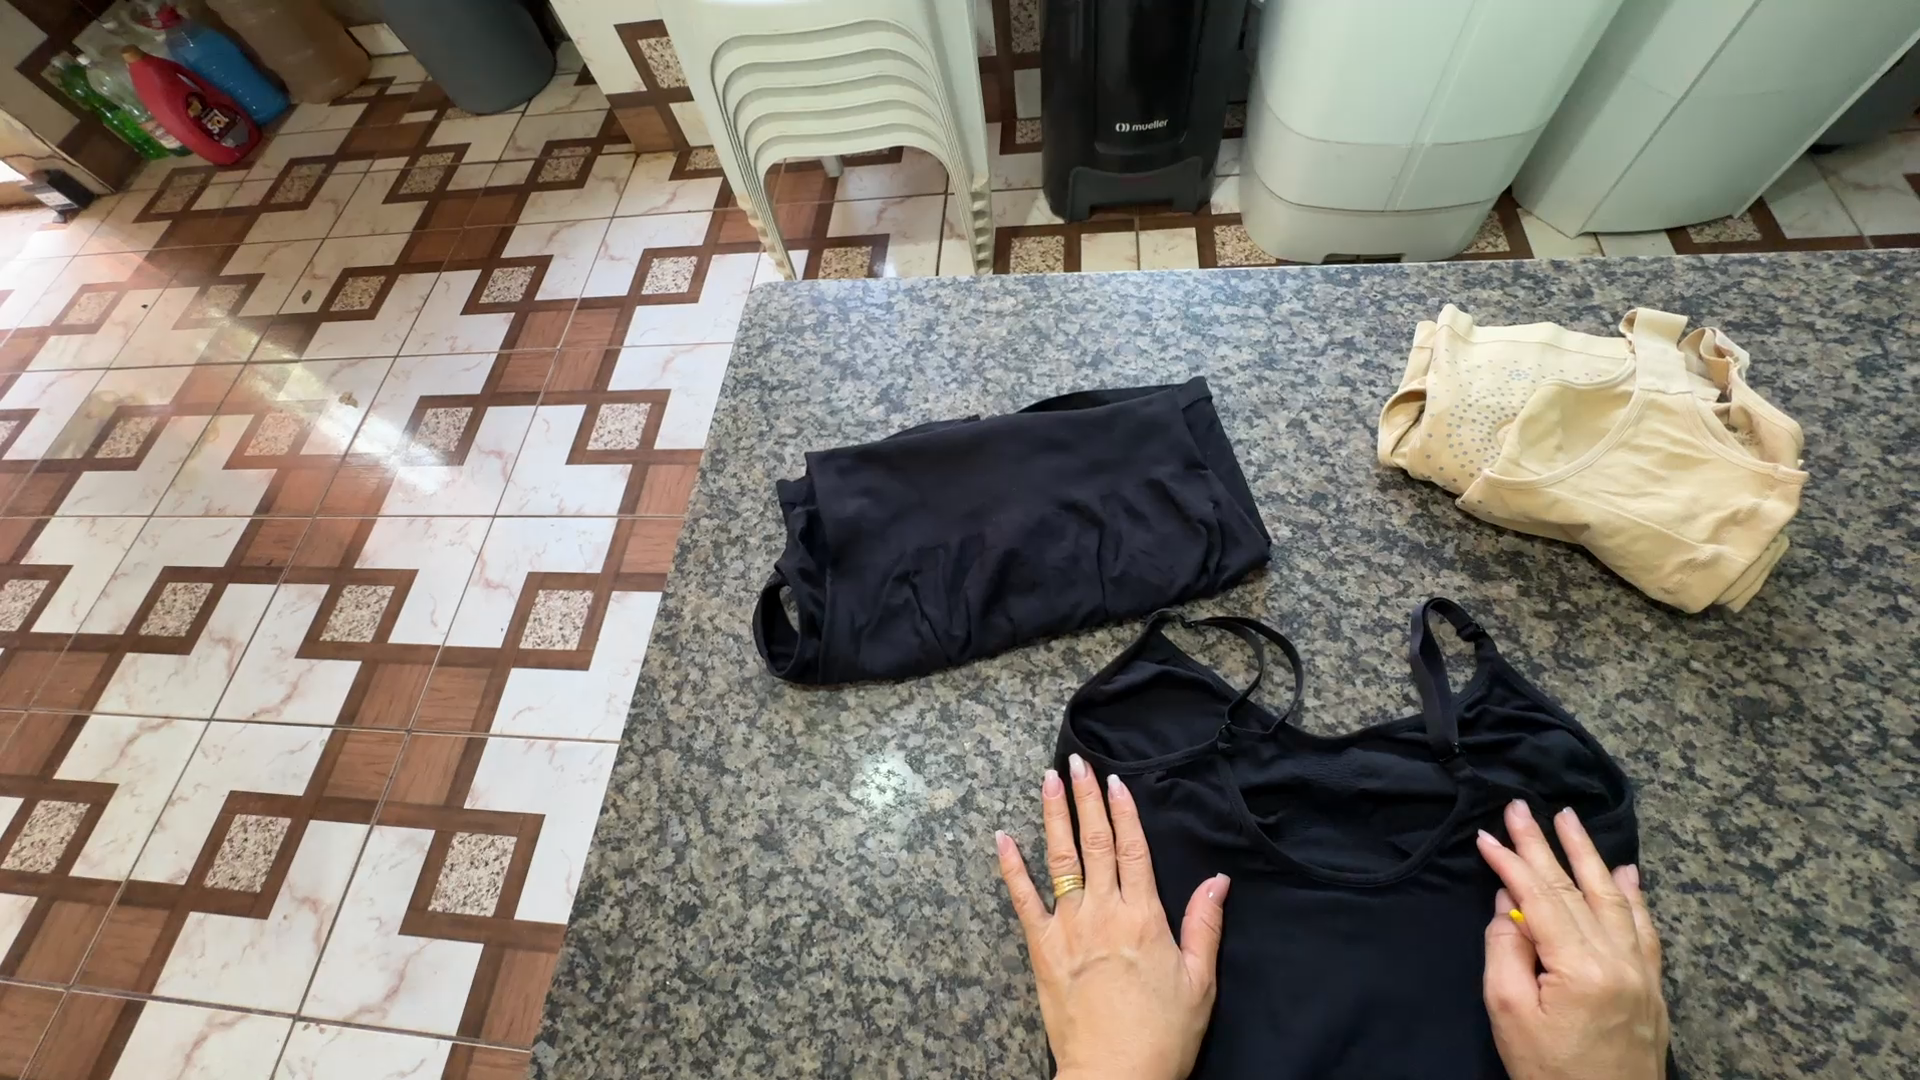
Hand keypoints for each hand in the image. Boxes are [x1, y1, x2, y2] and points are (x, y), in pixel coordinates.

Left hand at [995, 753, 1229, 1079]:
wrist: (1115, 1079)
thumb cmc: (1162, 1034)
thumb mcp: (1200, 982)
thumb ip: (1205, 925)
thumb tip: (1219, 879)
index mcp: (1142, 916)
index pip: (1131, 848)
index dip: (1122, 811)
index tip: (1113, 780)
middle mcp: (1103, 910)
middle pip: (1093, 842)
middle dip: (1085, 798)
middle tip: (1076, 762)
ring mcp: (1068, 925)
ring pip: (1059, 858)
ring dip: (1053, 815)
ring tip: (1048, 780)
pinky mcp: (1041, 946)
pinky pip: (1023, 899)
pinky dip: (1011, 867)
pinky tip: (1002, 838)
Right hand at [1477, 800, 1669, 1079]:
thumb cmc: (1547, 1067)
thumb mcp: (1508, 1008)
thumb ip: (1506, 948)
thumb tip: (1510, 905)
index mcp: (1582, 968)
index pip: (1539, 897)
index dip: (1509, 863)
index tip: (1484, 835)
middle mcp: (1620, 963)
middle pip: (1575, 890)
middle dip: (1544, 844)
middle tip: (1521, 807)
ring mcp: (1642, 976)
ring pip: (1613, 901)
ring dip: (1588, 857)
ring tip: (1570, 820)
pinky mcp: (1652, 989)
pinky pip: (1644, 930)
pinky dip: (1634, 897)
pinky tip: (1627, 873)